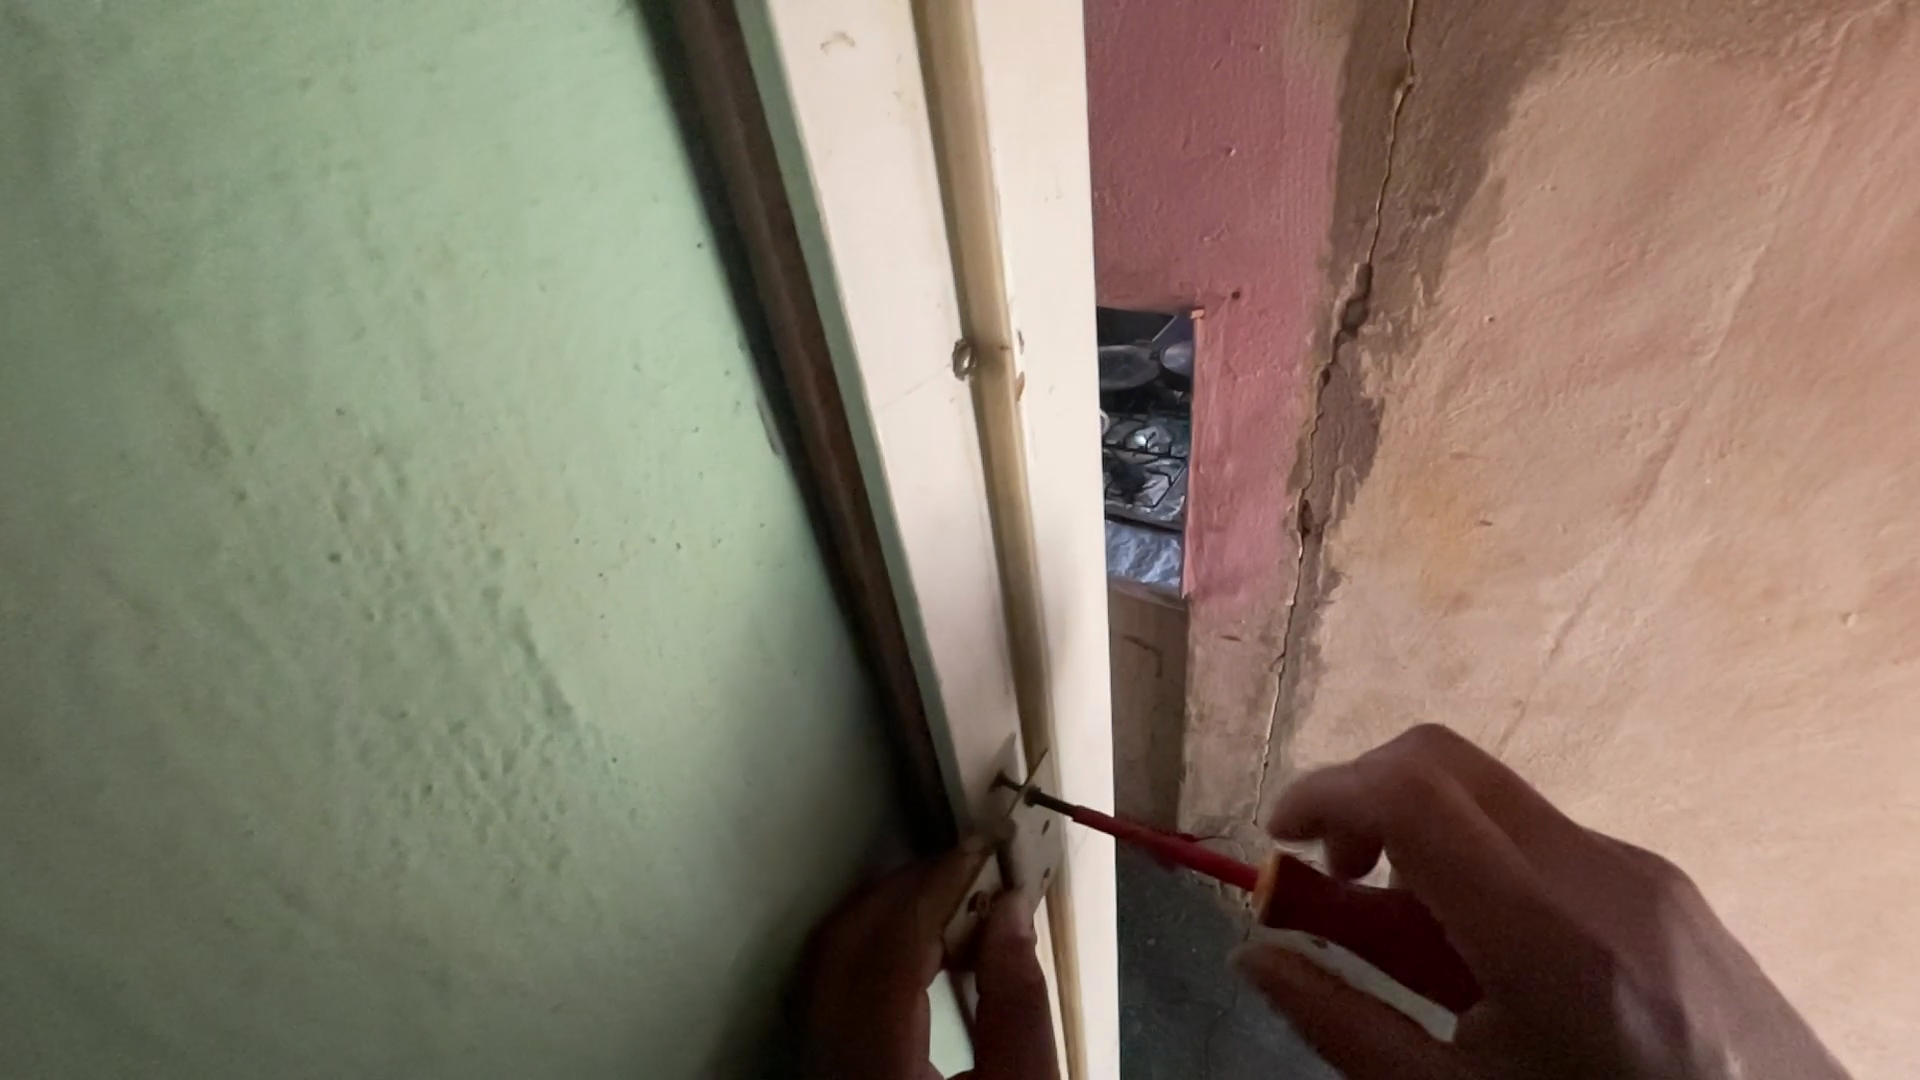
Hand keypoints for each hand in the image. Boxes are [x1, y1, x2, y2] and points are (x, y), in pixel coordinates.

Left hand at [799, 843, 1056, 1079]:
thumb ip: (1019, 1004)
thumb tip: (1010, 909)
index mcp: (874, 1079)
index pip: (887, 954)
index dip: (932, 889)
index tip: (978, 851)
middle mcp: (826, 1071)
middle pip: (840, 949)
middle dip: (904, 892)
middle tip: (968, 868)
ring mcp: (816, 1072)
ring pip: (827, 964)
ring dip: (888, 914)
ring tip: (954, 895)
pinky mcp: (824, 1072)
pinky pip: (833, 988)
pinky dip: (876, 947)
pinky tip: (924, 942)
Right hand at [1236, 724, 1848, 1079]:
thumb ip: (1340, 1024)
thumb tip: (1250, 957)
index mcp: (1551, 941)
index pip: (1411, 794)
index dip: (1324, 792)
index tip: (1281, 837)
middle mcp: (1599, 874)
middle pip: (1436, 758)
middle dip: (1357, 792)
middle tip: (1335, 870)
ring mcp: (1639, 867)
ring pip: (1478, 789)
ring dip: (1411, 825)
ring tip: (1410, 925)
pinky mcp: (1659, 877)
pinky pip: (1527, 827)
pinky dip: (1466, 852)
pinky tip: (1483, 943)